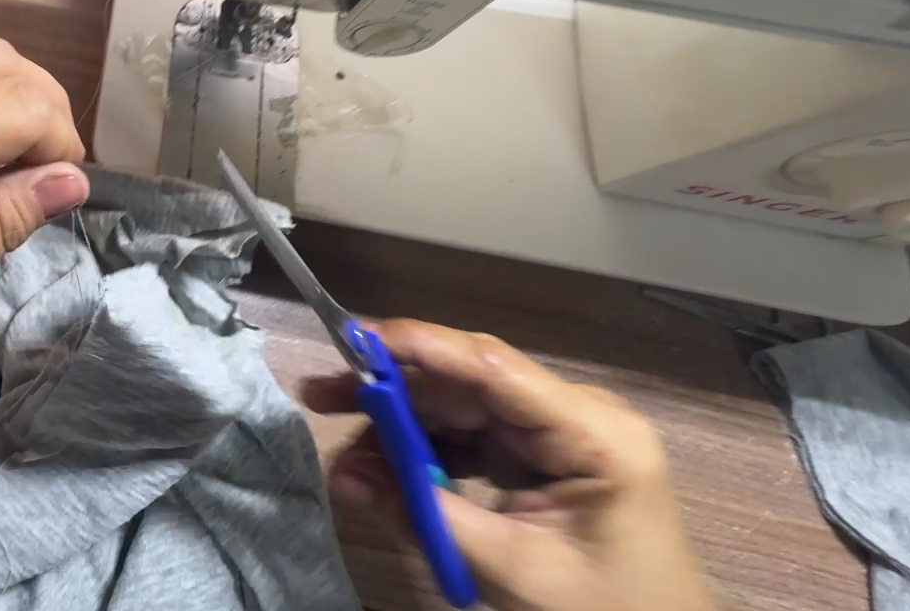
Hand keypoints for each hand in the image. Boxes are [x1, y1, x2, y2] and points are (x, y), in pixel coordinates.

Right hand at [302, 320, 717, 610]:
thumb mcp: (513, 570)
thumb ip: (423, 513)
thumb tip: (341, 475)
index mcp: (591, 433)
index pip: (489, 365)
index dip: (416, 344)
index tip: (348, 340)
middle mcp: (568, 413)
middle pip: (458, 379)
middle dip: (386, 389)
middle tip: (318, 397)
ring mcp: (548, 429)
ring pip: (450, 402)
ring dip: (394, 424)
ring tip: (343, 453)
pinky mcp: (531, 448)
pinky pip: (460, 432)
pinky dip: (417, 450)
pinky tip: (379, 469)